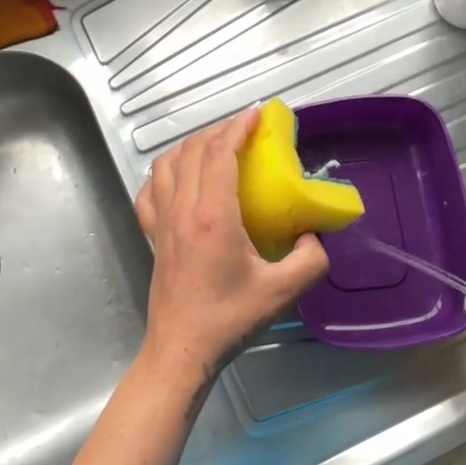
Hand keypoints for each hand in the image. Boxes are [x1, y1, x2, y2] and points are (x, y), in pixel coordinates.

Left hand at [134, 108, 328, 384]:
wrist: (182, 350)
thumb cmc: (230, 319)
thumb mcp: (283, 290)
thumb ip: (311, 258)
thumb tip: (315, 235)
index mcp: (212, 215)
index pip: (220, 153)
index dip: (239, 127)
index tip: (258, 114)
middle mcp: (182, 209)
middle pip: (194, 150)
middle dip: (220, 130)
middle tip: (245, 128)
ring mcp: (162, 221)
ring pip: (167, 164)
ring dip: (191, 146)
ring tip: (215, 145)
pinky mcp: (154, 236)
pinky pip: (150, 190)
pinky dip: (165, 173)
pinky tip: (179, 177)